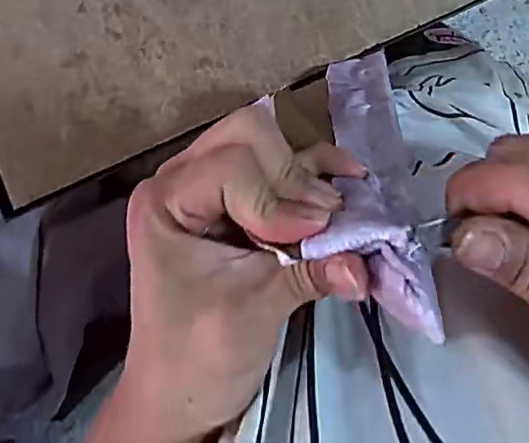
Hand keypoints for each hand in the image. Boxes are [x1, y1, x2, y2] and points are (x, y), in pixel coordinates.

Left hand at [90, 102, 370, 442]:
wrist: (180, 394)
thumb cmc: (196, 357)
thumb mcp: (252, 313)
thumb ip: (308, 276)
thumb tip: (362, 263)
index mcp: (166, 199)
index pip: (231, 166)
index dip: (273, 201)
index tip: (305, 240)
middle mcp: (184, 175)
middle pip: (248, 134)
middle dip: (288, 174)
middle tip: (318, 221)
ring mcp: (211, 177)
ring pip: (266, 137)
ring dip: (303, 170)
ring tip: (334, 208)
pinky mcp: (240, 190)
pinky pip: (279, 157)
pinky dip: (313, 166)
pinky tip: (347, 177)